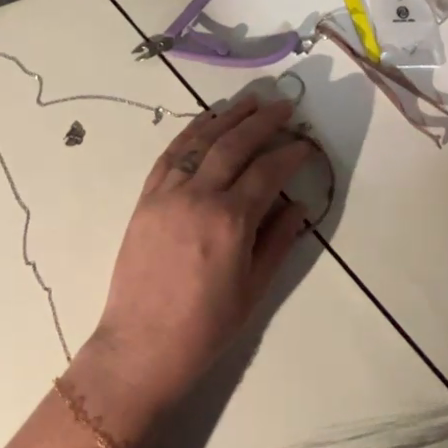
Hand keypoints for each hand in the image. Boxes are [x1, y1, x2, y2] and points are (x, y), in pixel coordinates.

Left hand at [79, 94, 315, 411]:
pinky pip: (171, 154)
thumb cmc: (204, 328)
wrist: (140, 347)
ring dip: (228, 116)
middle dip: (263, 120)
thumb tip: (298, 204)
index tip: (306, 143)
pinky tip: (207, 121)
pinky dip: (191, 132)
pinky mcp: (146, 198)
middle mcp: (199, 197)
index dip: (291, 153)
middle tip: (284, 104)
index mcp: (231, 221)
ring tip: (251, 100)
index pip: (268, 171)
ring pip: (201, 141)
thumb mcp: (254, 290)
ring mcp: (168, 194)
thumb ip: (278, 241)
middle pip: (235, 144)